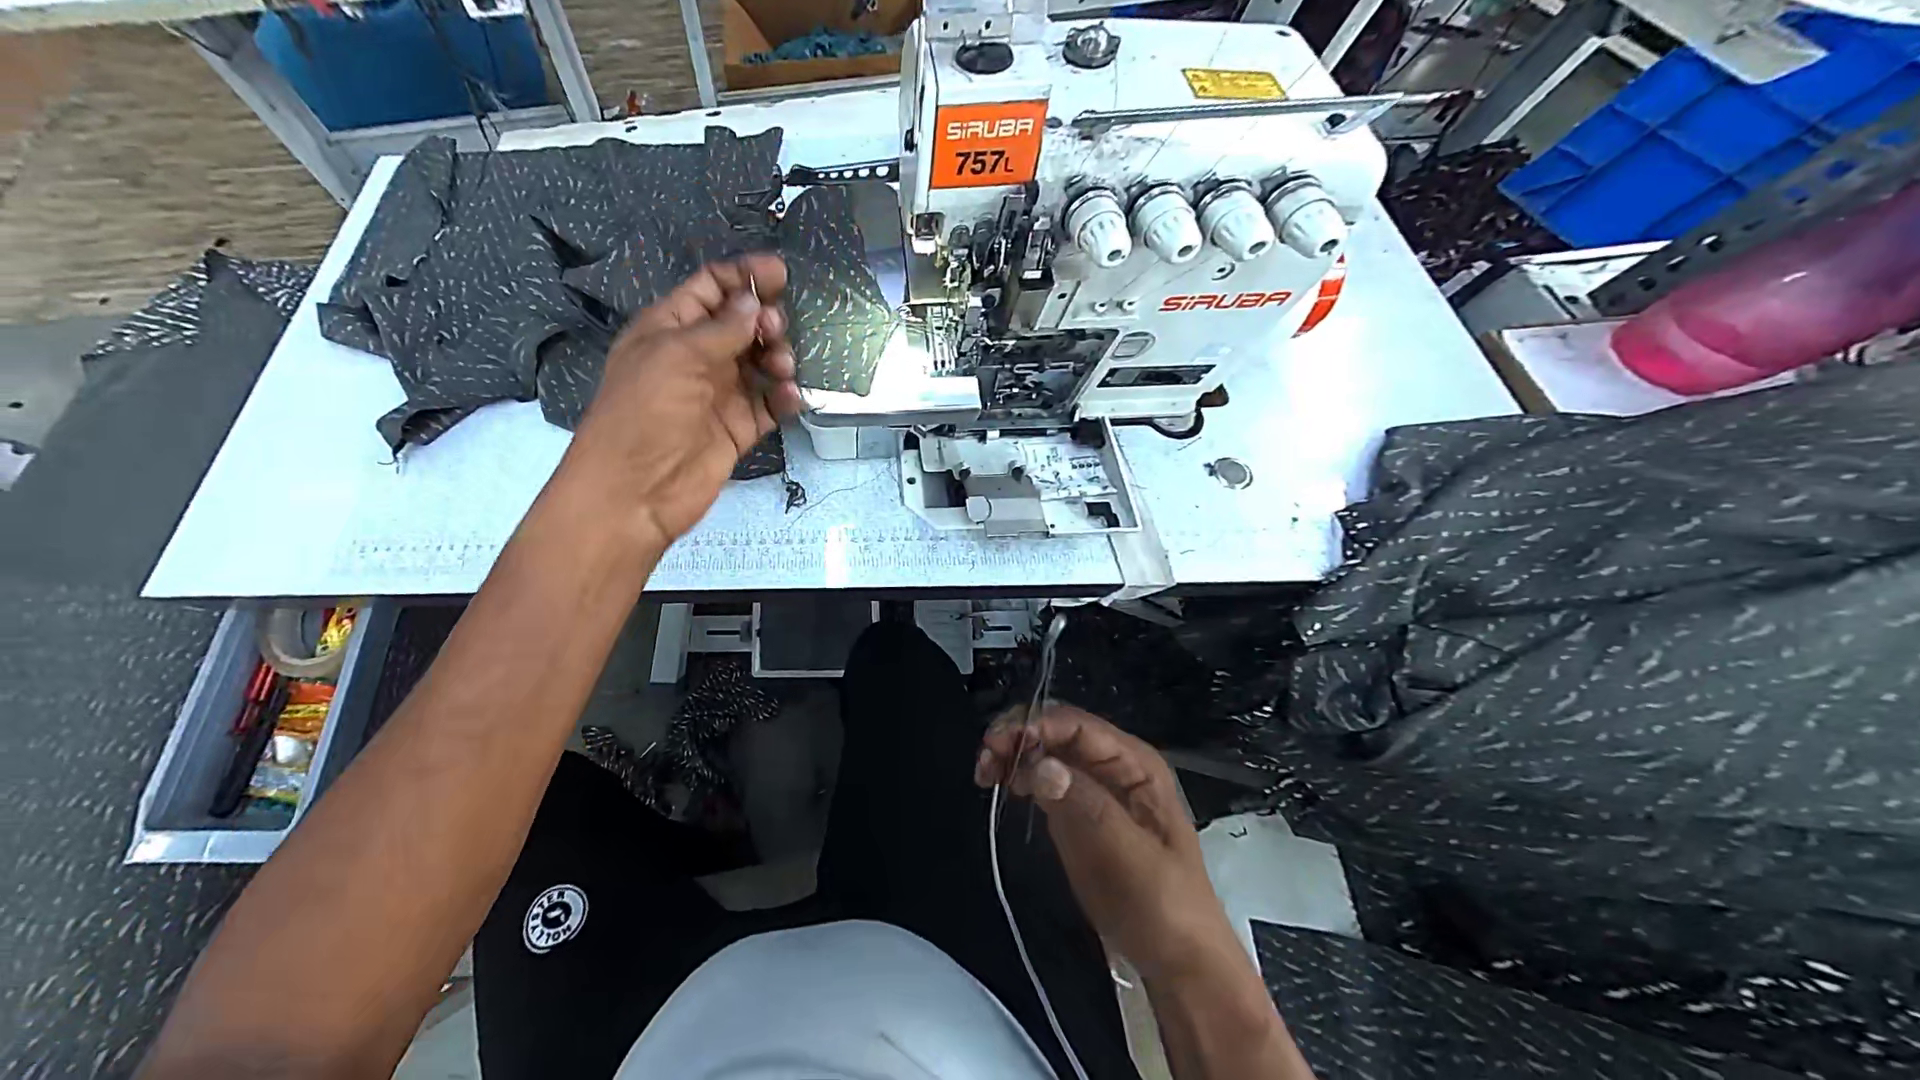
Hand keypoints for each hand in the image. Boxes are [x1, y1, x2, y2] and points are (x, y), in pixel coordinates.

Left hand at [566, 254, 803, 544]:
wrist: (638, 490)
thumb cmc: (645, 413)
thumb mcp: (676, 355)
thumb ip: (722, 328)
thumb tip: (754, 302)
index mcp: (670, 328)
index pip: (710, 289)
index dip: (743, 277)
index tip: (779, 273)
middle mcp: (697, 357)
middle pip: (742, 324)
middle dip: (765, 320)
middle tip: (775, 330)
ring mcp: (720, 393)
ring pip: (761, 362)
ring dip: (779, 357)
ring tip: (782, 367)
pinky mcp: (739, 427)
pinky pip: (770, 404)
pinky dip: (785, 397)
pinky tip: (790, 396)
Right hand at [975, 705, 1240, 982]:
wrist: (1177, 960)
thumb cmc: (1163, 906)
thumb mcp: (1130, 858)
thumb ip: (1087, 807)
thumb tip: (1040, 764)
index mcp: (1135, 764)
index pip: (1077, 727)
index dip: (1036, 726)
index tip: (998, 746)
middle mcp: (1113, 766)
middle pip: (1057, 732)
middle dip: (1017, 736)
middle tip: (983, 761)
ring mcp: (1093, 788)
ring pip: (1045, 752)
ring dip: (1012, 753)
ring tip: (983, 773)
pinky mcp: (1075, 812)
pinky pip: (1042, 779)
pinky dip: (1017, 776)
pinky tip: (999, 785)